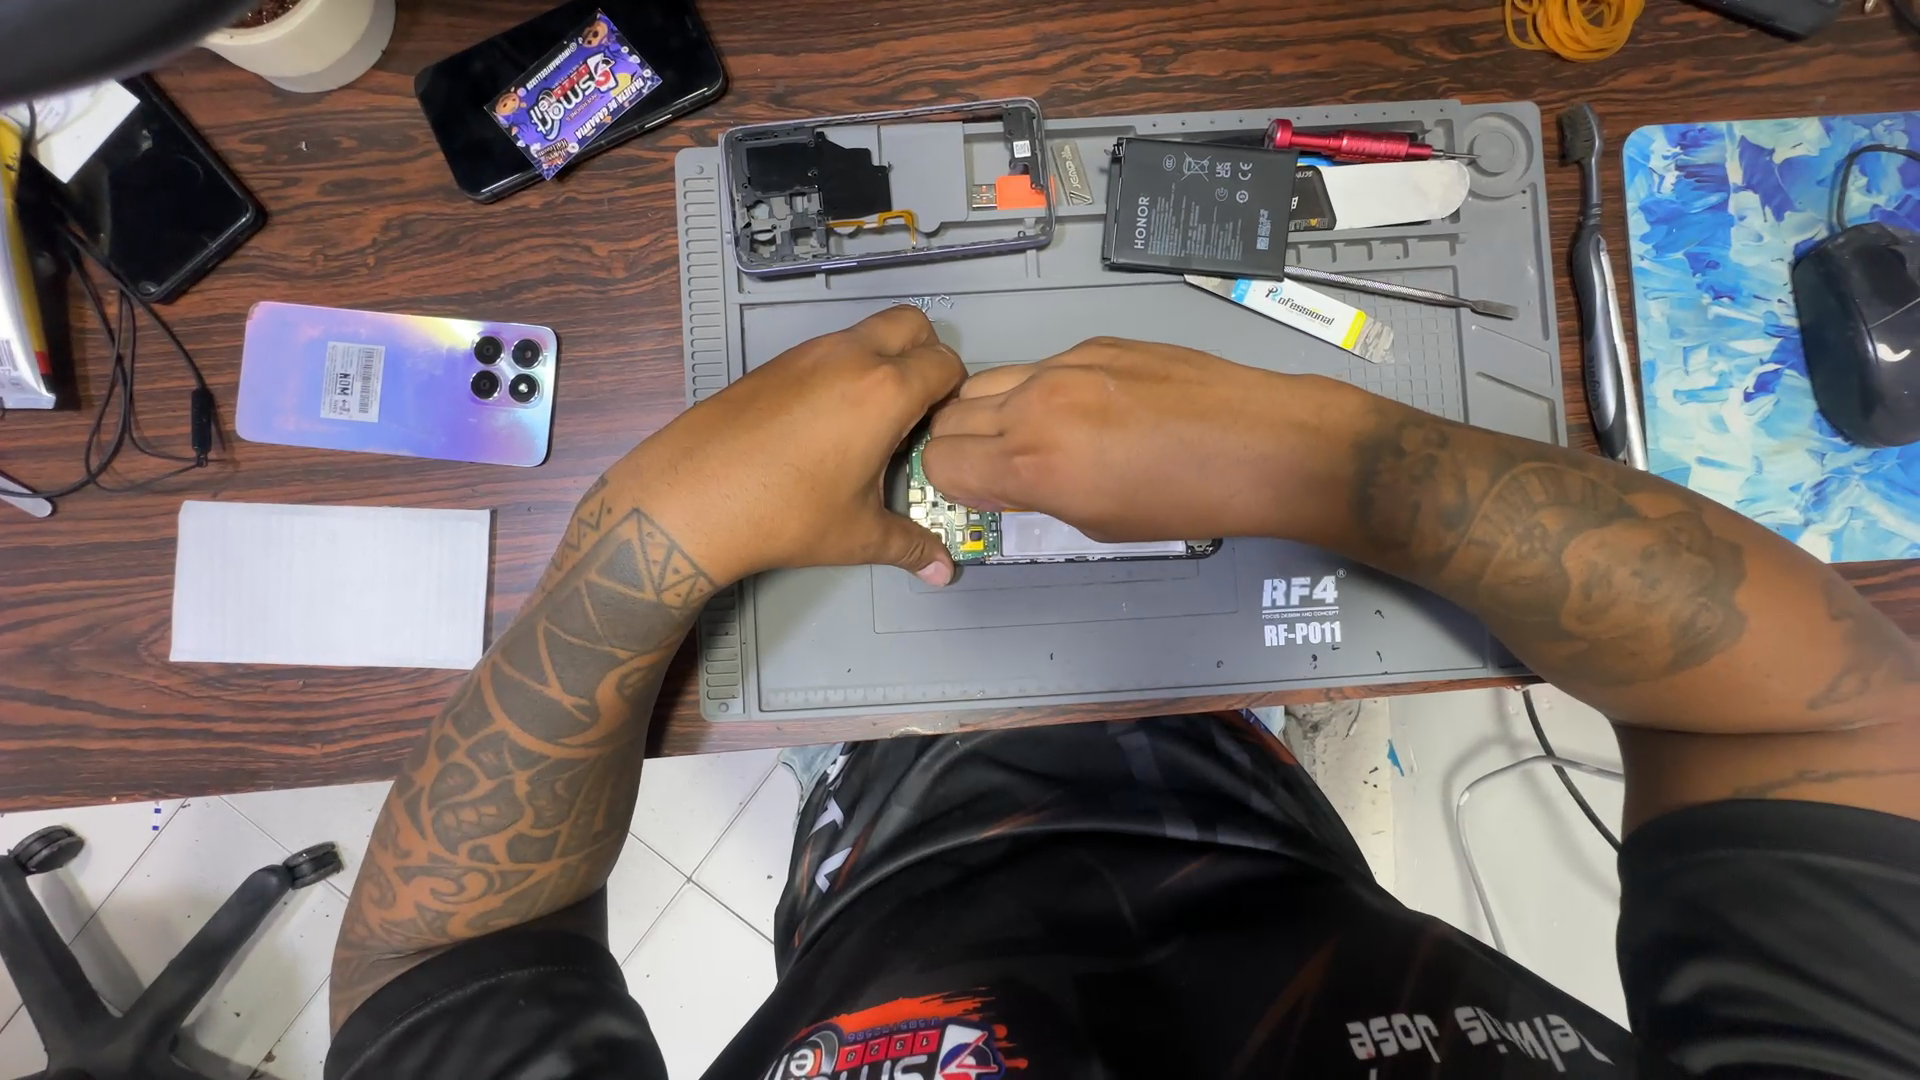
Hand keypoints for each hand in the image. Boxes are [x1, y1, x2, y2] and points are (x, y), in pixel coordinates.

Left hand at [617, 307, 964, 584]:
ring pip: (865, 331)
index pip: (945, 363)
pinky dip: (843, 369)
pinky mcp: (773, 362)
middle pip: (912, 323)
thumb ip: (911, 547)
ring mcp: (807, 353)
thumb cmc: (782, 514)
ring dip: (883, 360)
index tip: (943, 425)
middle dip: (926, 355)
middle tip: (917, 407)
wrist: (690, 500)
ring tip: (871, 420)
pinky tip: (825, 423)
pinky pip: (826, 348)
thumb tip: (942, 572)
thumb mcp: (858, 535)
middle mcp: (849, 356)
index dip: (955, 392)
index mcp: (884, 391)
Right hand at [922, 338, 1362, 544]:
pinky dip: (1039, 390)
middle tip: (1000, 464)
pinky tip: (1086, 409)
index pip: (939, 463)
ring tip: (1037, 433)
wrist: (1263, 445)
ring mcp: (1064, 364)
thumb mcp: (1096, 523)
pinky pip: (1037, 366)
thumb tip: (1006, 479)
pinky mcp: (1095, 342)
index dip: (954, 484)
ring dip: (992, 412)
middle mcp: (1035, 405)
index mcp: (1032, 464)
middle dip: (963, 445)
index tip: (982, 491)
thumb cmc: (1187, 501)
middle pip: (949, 416)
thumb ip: (1034, 495)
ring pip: (985, 382)